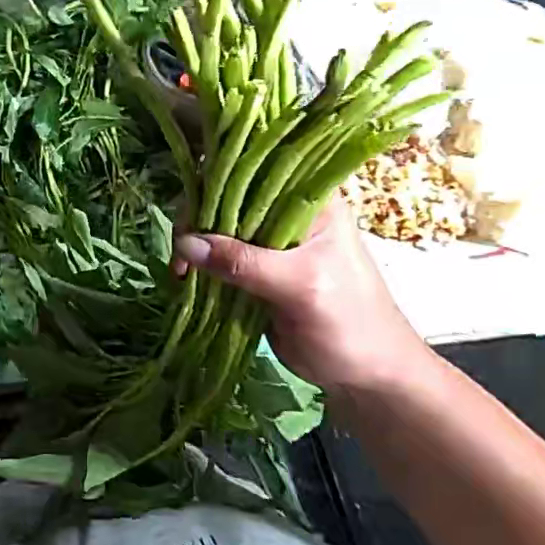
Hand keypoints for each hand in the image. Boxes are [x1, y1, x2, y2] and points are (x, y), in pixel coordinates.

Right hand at [173, 197, 432, 392]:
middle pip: (229, 195)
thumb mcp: (301, 286)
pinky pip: (219, 257)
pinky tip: (182, 276)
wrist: (366, 378)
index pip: (258, 166)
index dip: (219, 172)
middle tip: (179, 246)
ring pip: (219, 227)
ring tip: (178, 268)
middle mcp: (287, 212)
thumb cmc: (350, 323)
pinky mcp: (255, 270)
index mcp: (310, 199)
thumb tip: (184, 243)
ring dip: (194, 242)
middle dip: (198, 214)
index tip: (190, 199)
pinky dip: (198, 263)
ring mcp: (270, 241)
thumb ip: (244, 262)